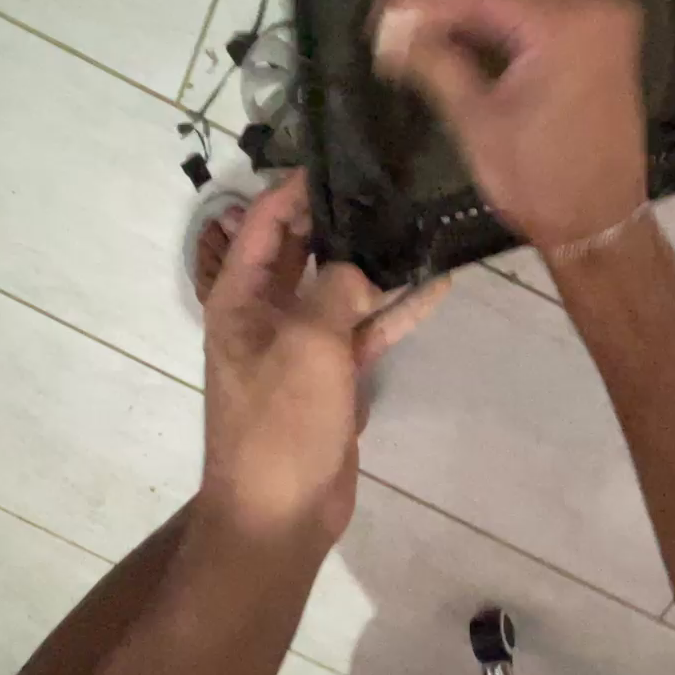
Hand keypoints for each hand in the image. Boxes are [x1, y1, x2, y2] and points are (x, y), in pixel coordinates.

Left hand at [199, 172, 445, 539]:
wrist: (282, 513)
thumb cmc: (280, 424)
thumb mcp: (306, 345)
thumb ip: (335, 290)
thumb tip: (358, 266)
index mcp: (240, 299)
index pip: (261, 225)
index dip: (293, 190)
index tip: (337, 161)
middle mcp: (268, 313)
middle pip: (303, 250)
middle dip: (339, 219)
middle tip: (387, 186)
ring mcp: (304, 343)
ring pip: (342, 288)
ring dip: (375, 264)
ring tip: (416, 225)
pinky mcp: (334, 371)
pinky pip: (365, 328)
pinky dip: (394, 310)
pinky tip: (433, 286)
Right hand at [372, 0, 648, 251]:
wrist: (601, 221)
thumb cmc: (539, 183)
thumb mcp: (477, 123)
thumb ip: (435, 64)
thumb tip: (389, 35)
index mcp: (564, 24)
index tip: (381, 17)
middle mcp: (593, 2)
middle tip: (400, 17)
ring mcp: (605, 14)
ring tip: (426, 20)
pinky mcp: (605, 30)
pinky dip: (505, 2)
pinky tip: (467, 23)